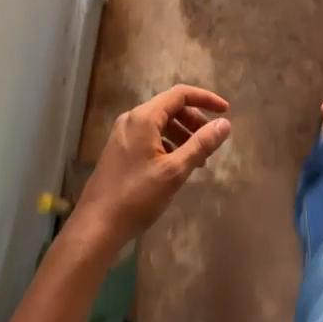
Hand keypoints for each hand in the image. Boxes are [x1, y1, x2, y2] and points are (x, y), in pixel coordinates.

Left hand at [73, 85, 231, 248]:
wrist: (96, 226)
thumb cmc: (137, 196)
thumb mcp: (174, 171)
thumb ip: (201, 145)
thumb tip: (224, 124)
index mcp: (144, 117)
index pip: (180, 94)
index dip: (206, 99)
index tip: (226, 111)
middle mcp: (131, 119)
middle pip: (170, 108)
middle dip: (194, 120)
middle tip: (212, 141)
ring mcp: (122, 135)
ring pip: (160, 124)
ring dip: (182, 134)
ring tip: (198, 159)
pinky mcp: (119, 151)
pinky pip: (149, 137)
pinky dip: (168, 144)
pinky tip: (177, 166)